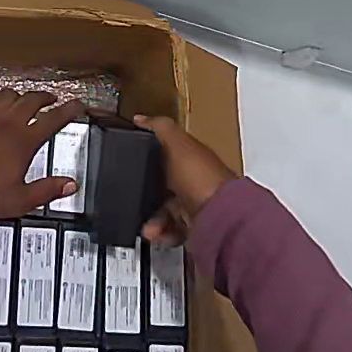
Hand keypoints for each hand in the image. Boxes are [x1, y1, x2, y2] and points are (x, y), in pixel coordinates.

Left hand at [0, 89, 85, 219]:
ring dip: (17, 96)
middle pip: (32, 100)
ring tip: (19, 99)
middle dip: (44, 98)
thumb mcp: (21, 199)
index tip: (76, 105)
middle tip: (49, 99)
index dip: (69, 110)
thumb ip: (48, 189)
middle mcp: (7, 122)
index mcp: (24, 141)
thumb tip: (70, 185)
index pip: (55, 119)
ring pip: (7, 94)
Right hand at [133, 114, 237, 245]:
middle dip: (145, 198)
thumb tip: (141, 117)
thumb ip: (159, 128)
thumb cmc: (201, 177)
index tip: (131, 169)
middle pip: (162, 189)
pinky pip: (172, 232)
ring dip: (152, 220)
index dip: (149, 162)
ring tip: (147, 227)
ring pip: (165, 213)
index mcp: (192, 159)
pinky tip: (157, 233)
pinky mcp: (195, 227)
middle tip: (136, 203)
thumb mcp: (177, 143)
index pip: (167, 157)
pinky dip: (163, 234)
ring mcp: (195, 206)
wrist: (219, 216)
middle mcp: (194, 182)